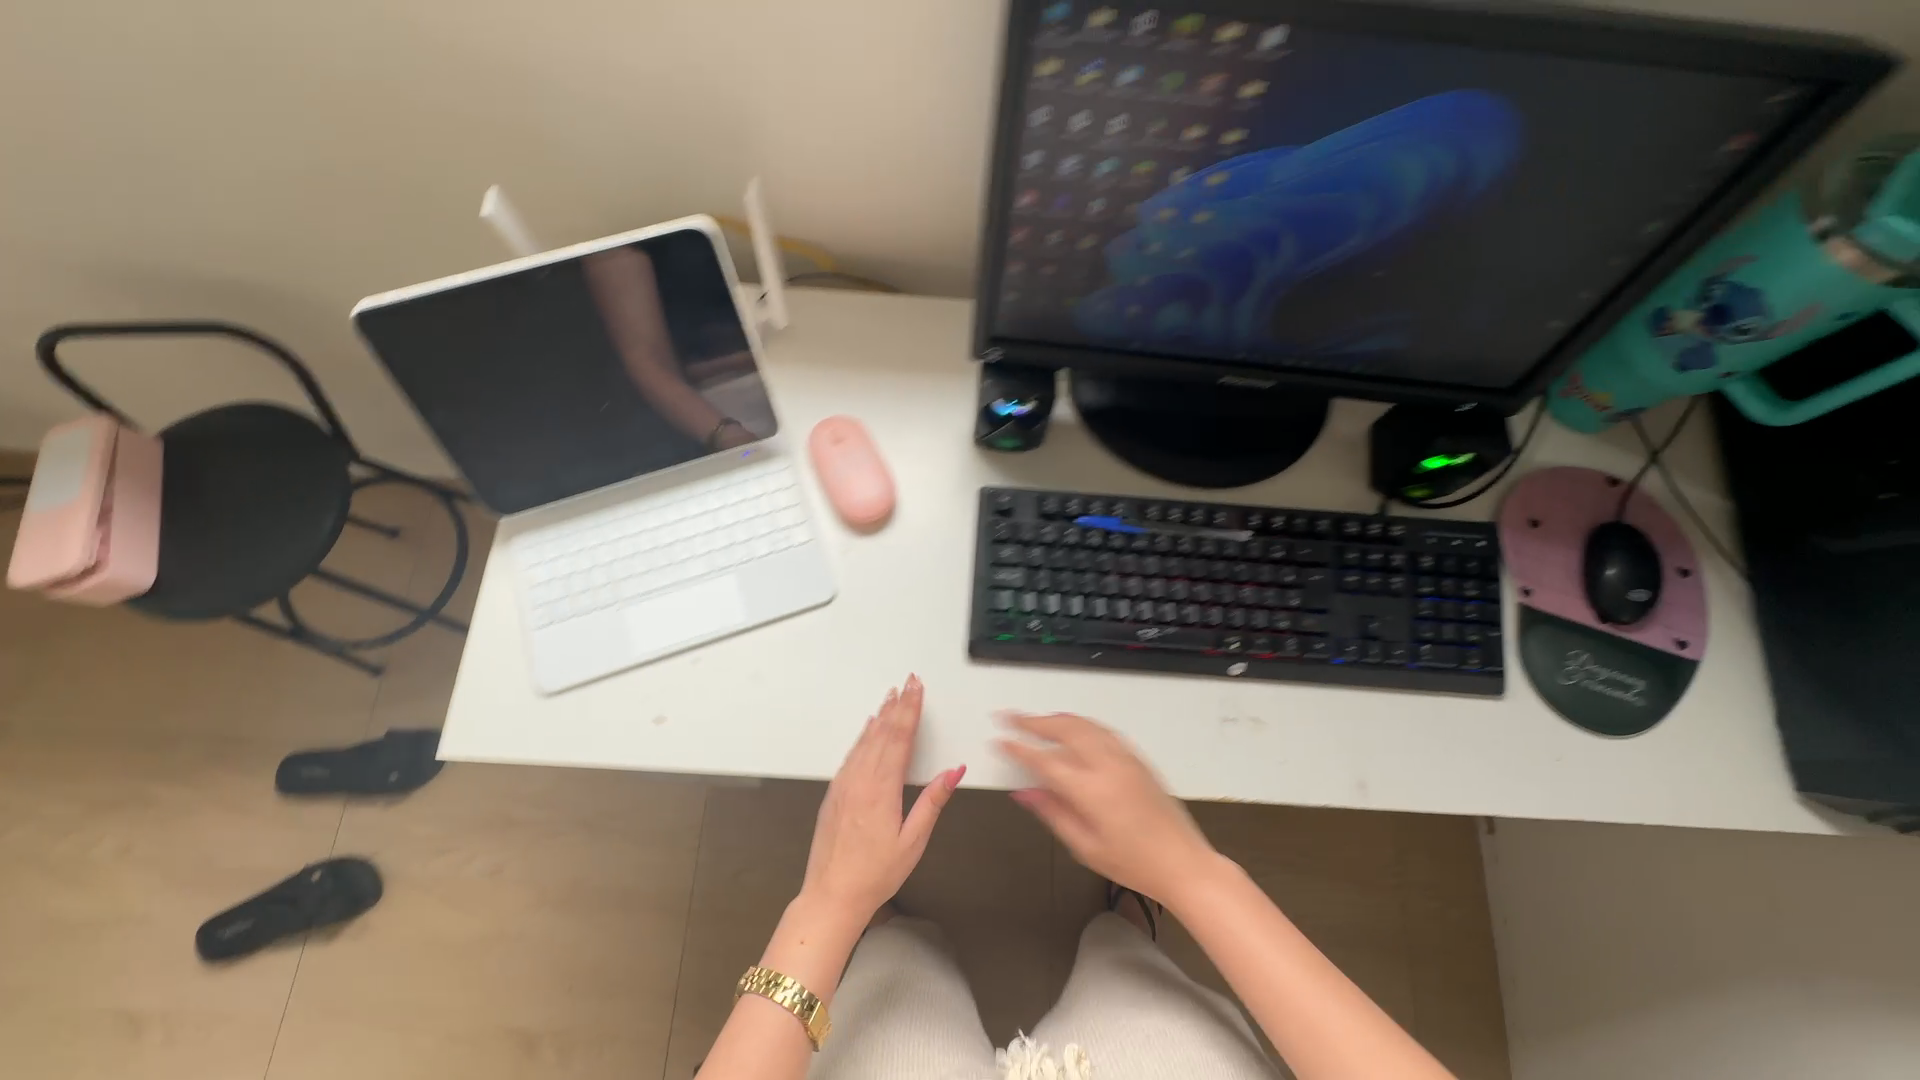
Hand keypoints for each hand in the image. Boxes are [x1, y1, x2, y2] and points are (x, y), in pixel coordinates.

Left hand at [800, 675, 963, 922]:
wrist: (831, 896)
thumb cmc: (875, 874)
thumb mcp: (913, 841)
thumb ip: (933, 802)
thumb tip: (954, 771)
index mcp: (881, 789)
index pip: (899, 738)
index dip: (910, 710)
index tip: (917, 688)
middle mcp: (859, 780)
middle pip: (882, 733)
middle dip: (897, 705)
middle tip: (908, 682)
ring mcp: (843, 785)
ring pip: (864, 741)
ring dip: (880, 716)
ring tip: (891, 696)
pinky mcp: (834, 793)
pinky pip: (852, 754)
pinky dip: (863, 736)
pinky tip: (868, 728)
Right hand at [997, 712, 1219, 904]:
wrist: (1184, 864)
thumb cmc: (1132, 864)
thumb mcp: (1085, 846)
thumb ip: (1053, 813)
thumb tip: (1024, 792)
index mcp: (1090, 789)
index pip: (1045, 759)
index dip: (1019, 748)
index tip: (1000, 740)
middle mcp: (1108, 765)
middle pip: (1065, 729)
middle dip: (1035, 721)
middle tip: (1011, 717)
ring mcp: (1126, 758)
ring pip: (1086, 725)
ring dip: (1058, 718)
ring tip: (1036, 720)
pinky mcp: (1139, 760)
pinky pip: (1104, 731)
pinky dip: (1082, 724)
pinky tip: (1073, 728)